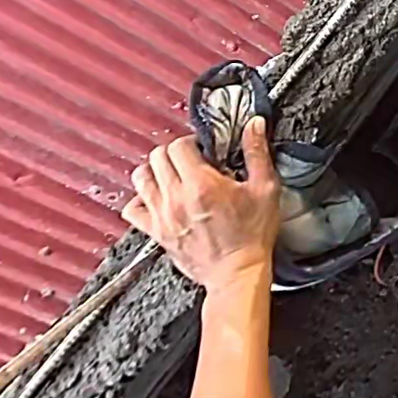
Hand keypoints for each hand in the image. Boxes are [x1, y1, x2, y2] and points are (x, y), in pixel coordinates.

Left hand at [123, 117, 280, 288]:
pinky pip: (132, 209)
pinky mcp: (155, 233)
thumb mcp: (265, 187)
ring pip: (140, 178)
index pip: (179, 146)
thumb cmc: (252, 233)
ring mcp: (162, 217)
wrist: (236, 274)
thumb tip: (254, 124)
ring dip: (156, 170)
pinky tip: (160, 197)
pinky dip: (142, 197)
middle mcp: (176, 199)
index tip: (205, 148)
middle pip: (156, 158)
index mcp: (202, 184)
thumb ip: (257, 152)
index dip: (192, 141)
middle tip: (192, 158)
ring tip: (175, 173)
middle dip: (174, 152)